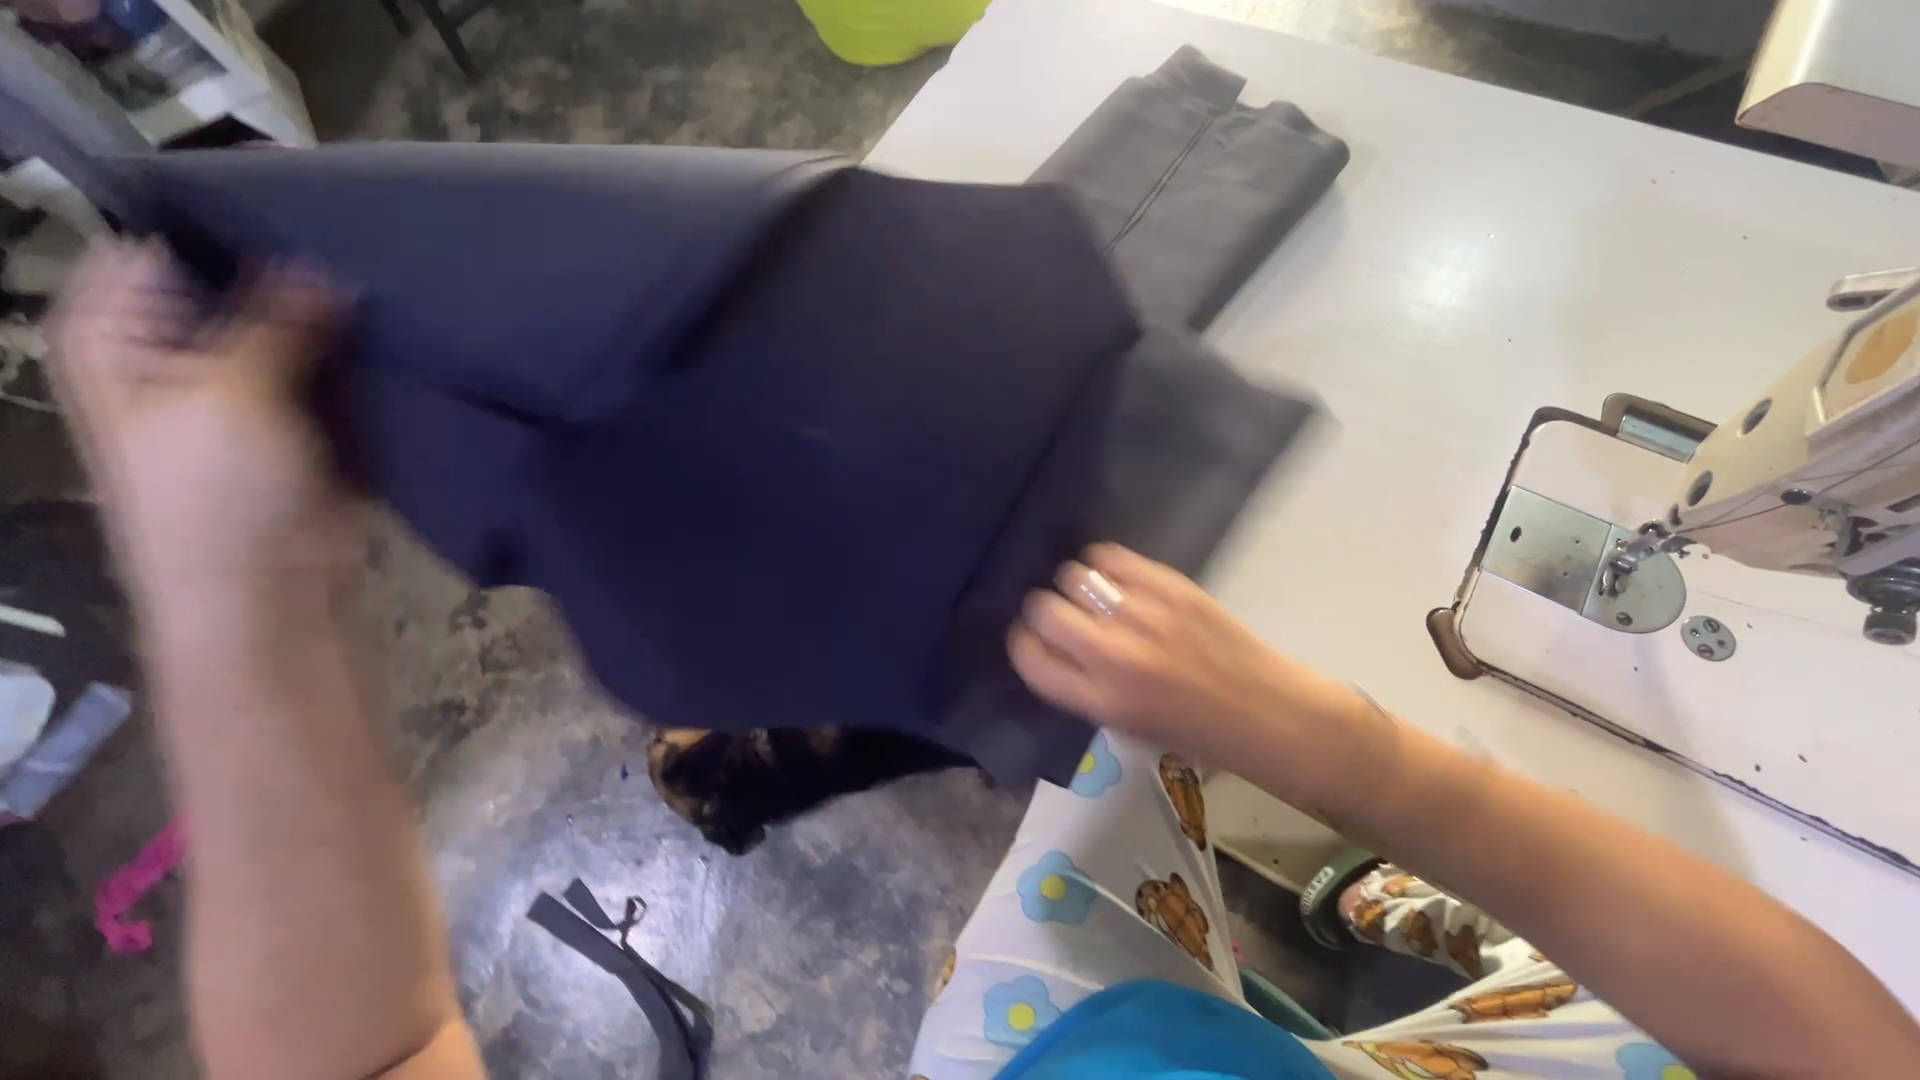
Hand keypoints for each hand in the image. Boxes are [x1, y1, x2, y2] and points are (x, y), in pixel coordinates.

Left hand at [47, 239, 359, 608]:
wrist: (270, 591)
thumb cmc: (216, 496)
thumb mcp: (228, 396)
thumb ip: (274, 325)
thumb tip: (320, 268)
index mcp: (123, 335)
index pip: (162, 248)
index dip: (224, 229)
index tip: (301, 215)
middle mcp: (182, 352)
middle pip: (240, 286)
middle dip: (297, 274)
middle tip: (363, 250)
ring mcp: (254, 387)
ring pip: (299, 329)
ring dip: (340, 320)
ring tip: (393, 289)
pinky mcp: (311, 419)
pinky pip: (339, 371)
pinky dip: (365, 358)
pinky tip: (400, 335)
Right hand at [1008, 544, 1361, 765]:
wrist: (1265, 712)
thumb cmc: (1194, 732)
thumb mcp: (1126, 724)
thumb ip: (1083, 685)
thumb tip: (1053, 645)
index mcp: (1100, 699)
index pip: (1030, 657)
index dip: (1022, 642)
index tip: (1029, 638)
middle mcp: (1114, 654)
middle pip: (1044, 609)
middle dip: (1042, 609)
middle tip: (1058, 613)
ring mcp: (1143, 614)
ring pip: (1073, 576)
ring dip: (1072, 585)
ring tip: (1087, 592)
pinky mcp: (1170, 585)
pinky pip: (1112, 556)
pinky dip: (1102, 563)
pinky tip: (1111, 575)